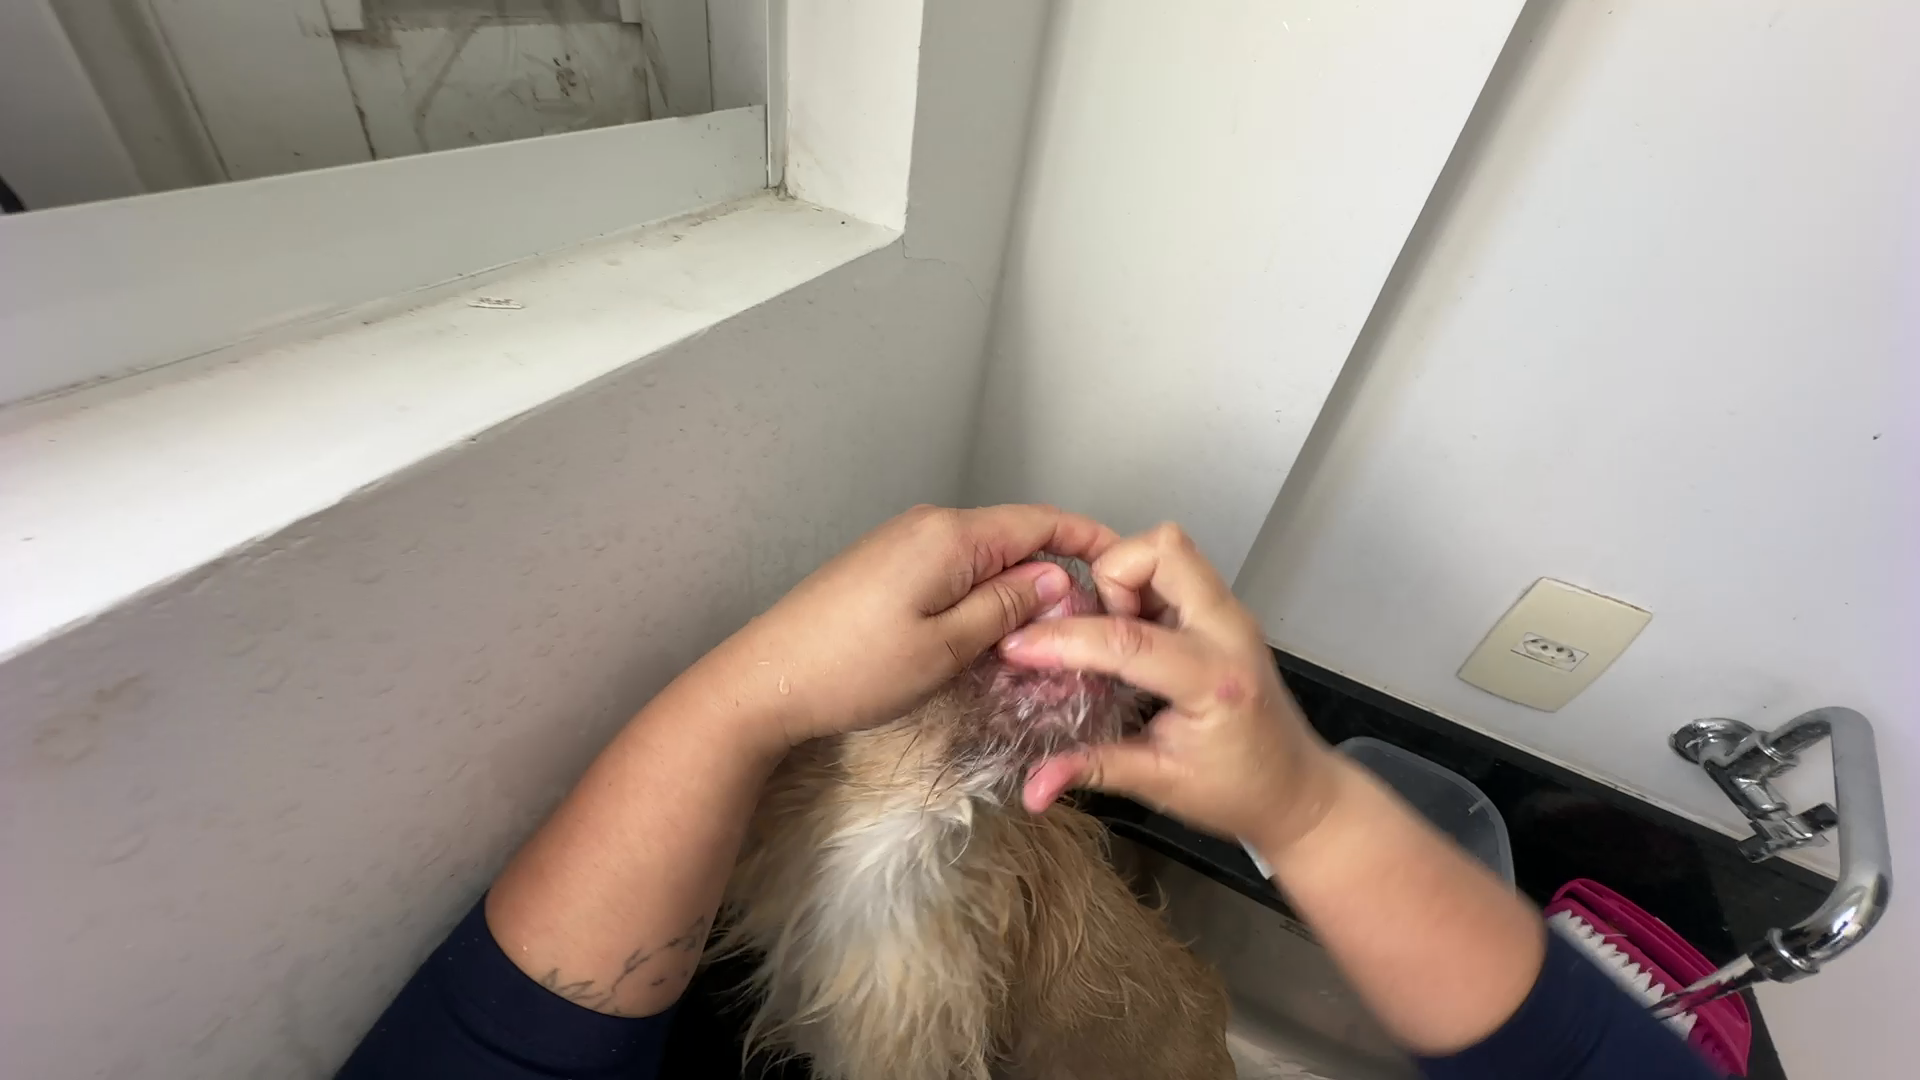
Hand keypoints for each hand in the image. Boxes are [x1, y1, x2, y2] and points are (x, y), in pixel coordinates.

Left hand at [705, 504, 1120, 753]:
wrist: (765, 679)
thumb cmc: (856, 668)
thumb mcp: (947, 646)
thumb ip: (1008, 606)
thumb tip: (1058, 578)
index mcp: (951, 536)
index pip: (1040, 520)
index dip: (1090, 538)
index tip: (1127, 566)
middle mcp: (929, 526)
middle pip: (1013, 538)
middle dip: (1054, 576)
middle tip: (1082, 627)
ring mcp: (903, 543)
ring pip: (983, 558)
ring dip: (1016, 592)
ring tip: (1038, 639)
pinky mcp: (886, 566)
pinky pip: (951, 571)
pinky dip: (980, 596)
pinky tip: (985, 633)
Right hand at [999, 523, 1341, 854]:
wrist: (1299, 790)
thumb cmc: (1236, 792)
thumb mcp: (1161, 785)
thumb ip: (1094, 770)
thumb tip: (1032, 790)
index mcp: (1215, 679)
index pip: (1129, 640)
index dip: (1063, 641)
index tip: (1017, 647)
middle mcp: (1228, 630)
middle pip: (1163, 549)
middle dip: (1110, 576)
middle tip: (1097, 626)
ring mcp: (1230, 613)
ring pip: (1170, 546)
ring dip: (1126, 574)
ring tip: (1114, 628)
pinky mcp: (1223, 610)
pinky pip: (1175, 566)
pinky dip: (1140, 582)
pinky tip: (1130, 629)